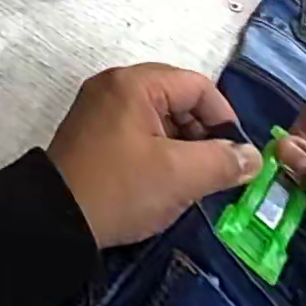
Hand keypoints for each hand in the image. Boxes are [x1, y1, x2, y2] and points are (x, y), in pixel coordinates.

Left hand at [47, 64, 263, 247]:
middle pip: (176, 95)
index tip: (237, 153)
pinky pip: (136, 125)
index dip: (223, 116)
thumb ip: (221, 162)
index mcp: (135, 81)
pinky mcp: (91, 127)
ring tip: (192, 177)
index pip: (196, 85)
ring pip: (157, 112)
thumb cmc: (119, 189)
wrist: (52, 223)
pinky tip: (164, 176)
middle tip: (216, 168)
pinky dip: (157, 145)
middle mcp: (116, 82)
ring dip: (181, 140)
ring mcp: (99, 103)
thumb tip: (253, 157)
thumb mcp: (178, 177)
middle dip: (201, 131)